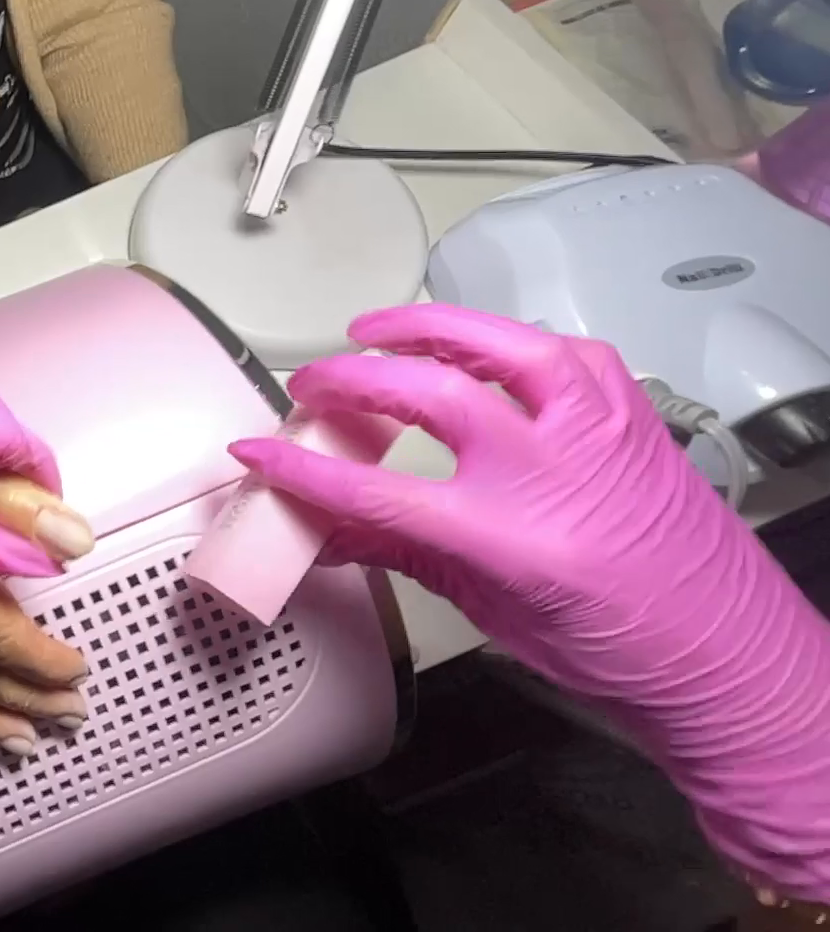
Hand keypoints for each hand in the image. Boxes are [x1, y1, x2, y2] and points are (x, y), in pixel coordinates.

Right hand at [230, 303, 829, 900]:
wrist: (737, 663)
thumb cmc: (607, 648)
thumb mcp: (477, 604)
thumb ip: (390, 550)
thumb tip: (315, 531)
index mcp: (508, 540)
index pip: (372, 491)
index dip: (298, 468)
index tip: (254, 449)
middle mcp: (557, 476)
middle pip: (433, 395)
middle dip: (352, 378)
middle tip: (309, 380)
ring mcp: (602, 438)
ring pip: (510, 348)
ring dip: (431, 328)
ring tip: (377, 329)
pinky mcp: (631, 420)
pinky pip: (566, 356)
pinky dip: (505, 341)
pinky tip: (473, 350)